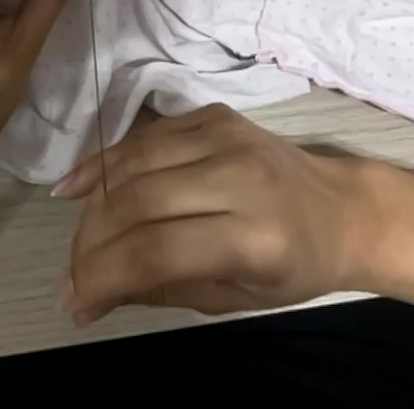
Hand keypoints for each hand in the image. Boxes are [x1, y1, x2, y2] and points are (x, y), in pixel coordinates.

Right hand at [55, 104, 382, 325]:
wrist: (342, 208)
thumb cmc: (294, 266)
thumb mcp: (236, 297)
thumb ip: (161, 289)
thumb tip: (91, 293)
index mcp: (254, 237)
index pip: (157, 251)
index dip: (104, 275)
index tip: (74, 301)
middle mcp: (238, 177)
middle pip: (138, 202)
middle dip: (91, 241)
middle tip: (71, 273)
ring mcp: (225, 135)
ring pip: (134, 161)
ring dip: (92, 199)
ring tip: (74, 233)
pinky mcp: (213, 113)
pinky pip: (145, 135)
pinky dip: (107, 160)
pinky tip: (80, 183)